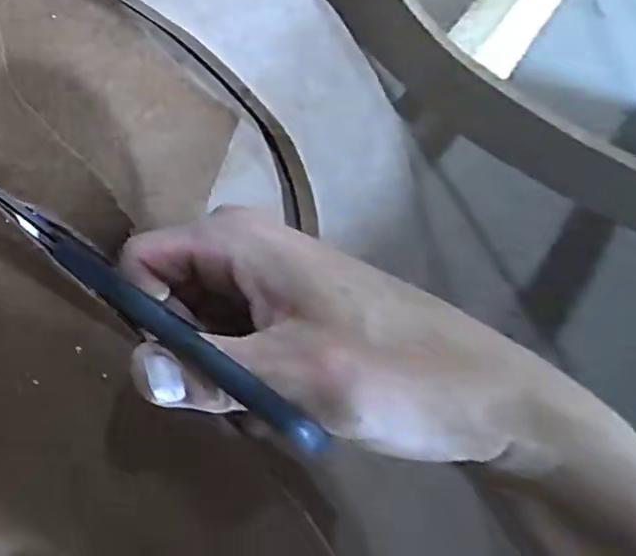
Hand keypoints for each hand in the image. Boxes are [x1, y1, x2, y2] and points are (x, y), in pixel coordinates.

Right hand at [118, 206, 594, 467]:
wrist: (500, 399)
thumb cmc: (397, 374)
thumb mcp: (297, 380)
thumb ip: (210, 372)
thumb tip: (135, 372)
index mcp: (232, 235)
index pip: (140, 258)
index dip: (144, 314)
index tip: (184, 368)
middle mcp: (237, 237)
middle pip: (165, 285)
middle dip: (185, 344)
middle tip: (230, 393)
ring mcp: (260, 264)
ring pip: (194, 308)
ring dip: (214, 360)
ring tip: (263, 399)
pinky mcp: (279, 292)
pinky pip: (226, 320)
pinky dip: (237, 360)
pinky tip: (279, 393)